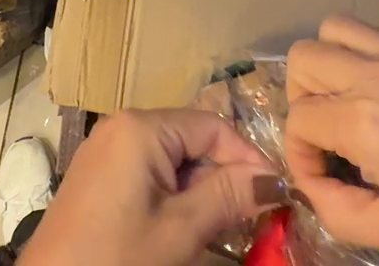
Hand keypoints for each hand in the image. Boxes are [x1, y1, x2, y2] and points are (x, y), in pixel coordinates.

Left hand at [19, 108, 282, 265]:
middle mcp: (123, 127)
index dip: (248, 158)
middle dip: (226, 178)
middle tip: (259, 219)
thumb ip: (228, 197)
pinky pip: (151, 176)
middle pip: (192, 141)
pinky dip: (176, 199)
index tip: (279, 195)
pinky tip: (192, 231)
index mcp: (141, 127)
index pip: (212, 126)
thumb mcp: (180, 231)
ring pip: (174, 162)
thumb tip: (275, 178)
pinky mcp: (100, 180)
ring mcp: (107, 152)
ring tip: (231, 230)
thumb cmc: (117, 259)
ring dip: (204, 192)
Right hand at [285, 17, 378, 265]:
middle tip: (328, 130)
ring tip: (351, 97)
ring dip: (330, 62)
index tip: (323, 176)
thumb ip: (335, 209)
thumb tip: (312, 180)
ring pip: (335, 27)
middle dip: (302, 97)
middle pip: (304, 58)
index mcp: (367, 125)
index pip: (298, 119)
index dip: (300, 153)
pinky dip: (369, 52)